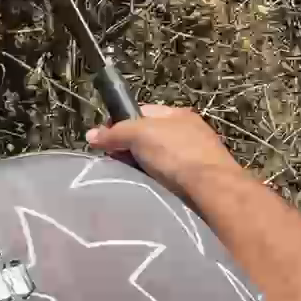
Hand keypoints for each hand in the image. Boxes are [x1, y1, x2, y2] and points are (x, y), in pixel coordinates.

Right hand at [84, 105, 245, 193]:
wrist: (211, 187)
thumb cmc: (176, 153)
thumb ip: (113, 133)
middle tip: (115, 159)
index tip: (105, 139)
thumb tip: (90, 135)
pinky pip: (164, 173)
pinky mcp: (195, 177)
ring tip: (129, 174)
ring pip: (153, 156)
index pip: (140, 112)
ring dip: (139, 164)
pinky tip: (147, 184)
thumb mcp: (138, 134)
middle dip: (127, 146)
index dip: (119, 123)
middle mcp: (186, 131)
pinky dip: (153, 177)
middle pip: (145, 135)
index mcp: (176, 114)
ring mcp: (192, 154)